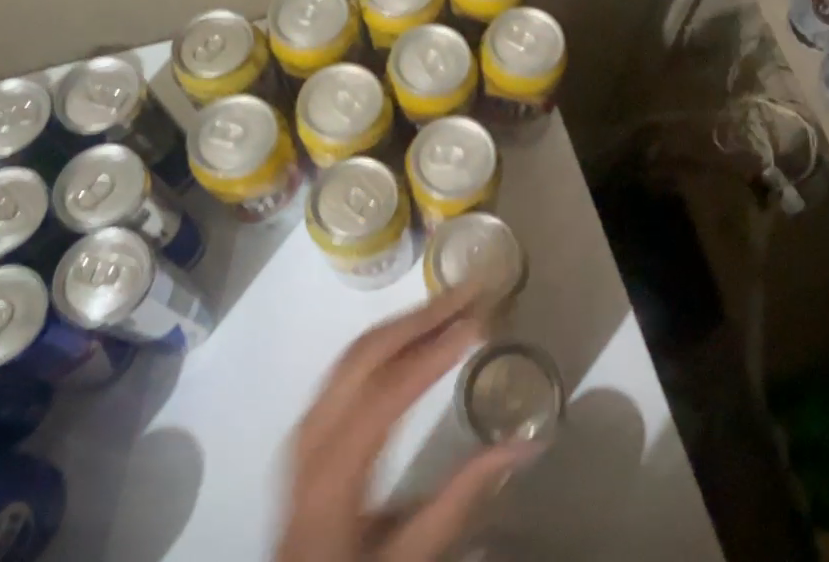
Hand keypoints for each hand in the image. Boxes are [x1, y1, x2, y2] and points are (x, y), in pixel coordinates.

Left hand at [276, 287, 535, 561]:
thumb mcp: (412, 550)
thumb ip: (464, 496)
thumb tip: (525, 445)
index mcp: (335, 468)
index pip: (387, 390)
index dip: (433, 350)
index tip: (476, 321)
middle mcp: (311, 435)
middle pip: (364, 354)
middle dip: (420, 317)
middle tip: (468, 293)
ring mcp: (304, 427)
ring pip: (352, 353)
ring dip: (402, 323)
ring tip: (449, 304)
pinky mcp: (308, 427)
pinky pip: (345, 366)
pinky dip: (384, 341)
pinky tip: (412, 334)